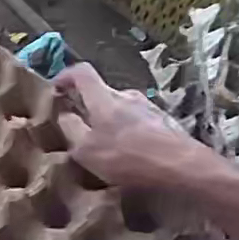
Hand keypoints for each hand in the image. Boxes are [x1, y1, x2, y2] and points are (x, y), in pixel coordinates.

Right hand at [53, 63, 217, 191]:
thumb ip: (71, 129)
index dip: (65, 76)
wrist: (182, 167)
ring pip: (120, 108)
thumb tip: (64, 113)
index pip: (81, 72)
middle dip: (87, 106)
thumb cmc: (128, 157)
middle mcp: (127, 95)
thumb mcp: (86, 150)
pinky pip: (137, 120)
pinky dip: (126, 131)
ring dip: (109, 121)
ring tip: (105, 146)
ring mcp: (149, 107)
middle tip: (79, 128)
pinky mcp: (163, 121)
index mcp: (104, 98)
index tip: (55, 90)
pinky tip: (130, 153)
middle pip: (101, 92)